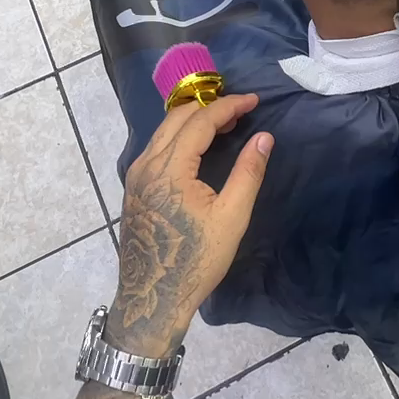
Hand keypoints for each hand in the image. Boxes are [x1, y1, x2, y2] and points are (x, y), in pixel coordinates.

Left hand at [107, 94, 273, 357]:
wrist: (152, 298)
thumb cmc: (196, 260)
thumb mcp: (231, 217)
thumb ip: (248, 172)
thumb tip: (265, 137)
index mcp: (169, 168)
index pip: (200, 120)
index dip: (229, 106)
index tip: (254, 100)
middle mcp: (146, 163)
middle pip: (178, 117)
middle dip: (210, 107)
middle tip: (240, 111)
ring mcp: (135, 175)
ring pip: (164, 130)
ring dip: (194, 119)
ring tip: (224, 125)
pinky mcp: (134, 186)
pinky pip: (157, 146)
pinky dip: (180, 135)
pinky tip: (199, 147)